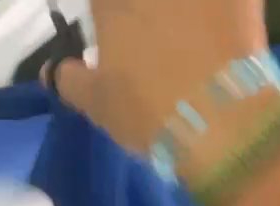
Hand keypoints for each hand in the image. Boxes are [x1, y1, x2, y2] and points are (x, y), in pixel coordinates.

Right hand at [52, 0, 271, 170]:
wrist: (219, 120)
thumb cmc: (146, 110)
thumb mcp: (96, 104)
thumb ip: (69, 80)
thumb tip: (53, 70)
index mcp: (114, 3)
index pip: (100, 1)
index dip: (104, 14)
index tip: (108, 31)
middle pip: (144, 3)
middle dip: (142, 14)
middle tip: (145, 41)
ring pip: (181, 4)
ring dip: (179, 14)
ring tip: (181, 36)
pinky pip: (226, 2)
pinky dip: (220, 12)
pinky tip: (216, 32)